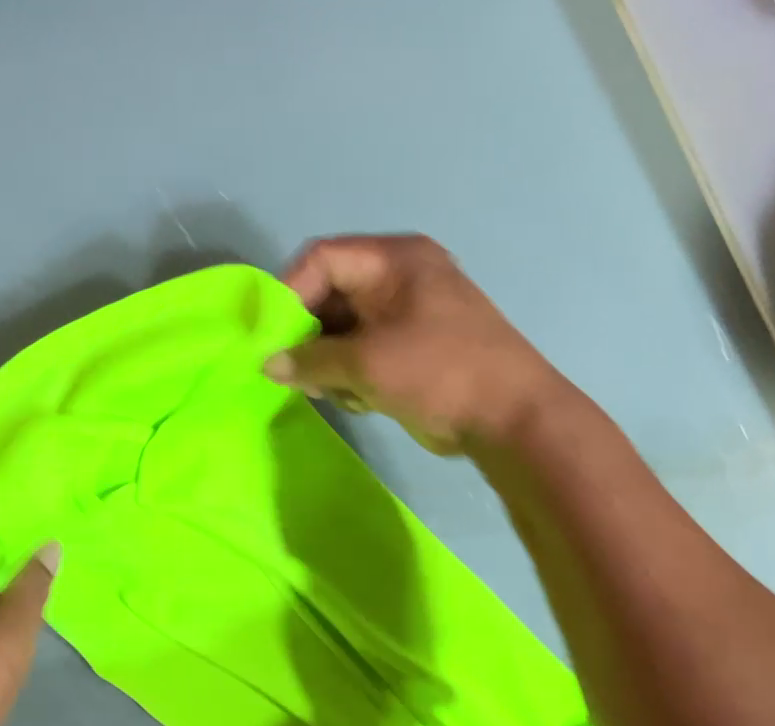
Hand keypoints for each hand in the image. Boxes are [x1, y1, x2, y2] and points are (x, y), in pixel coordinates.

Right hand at [268, 233, 579, 453]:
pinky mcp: (407, 350)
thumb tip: (268, 364)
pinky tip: (359, 400)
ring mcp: (404, 316)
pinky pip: (360, 353)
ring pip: (341, 330)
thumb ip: (310, 359)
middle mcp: (397, 279)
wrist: (507, 417)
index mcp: (394, 261)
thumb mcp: (366, 363)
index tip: (269, 335)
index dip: (290, 292)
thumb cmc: (438, 372)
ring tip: (331, 391)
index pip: (323, 258)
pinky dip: (349, 376)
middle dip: (308, 336)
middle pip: (329, 295)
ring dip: (328, 363)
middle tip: (293, 371)